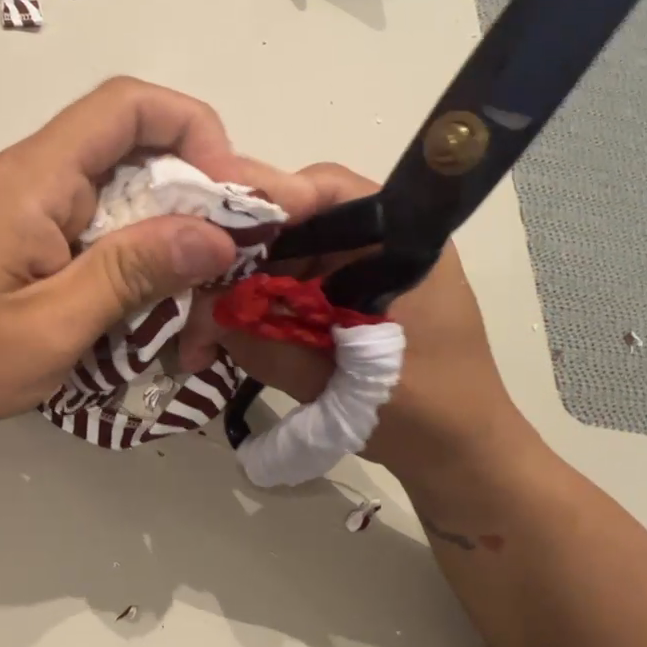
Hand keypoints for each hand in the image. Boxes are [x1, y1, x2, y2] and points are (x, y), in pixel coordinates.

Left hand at [0, 78, 245, 435]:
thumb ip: (132, 272)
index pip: (130, 105)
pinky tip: (141, 307)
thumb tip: (218, 232)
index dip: (196, 130)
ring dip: (162, 235)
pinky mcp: (11, 239)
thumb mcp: (51, 326)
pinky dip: (125, 257)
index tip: (231, 197)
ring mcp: (17, 208)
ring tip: (194, 296)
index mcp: (35, 179)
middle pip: (131, 148)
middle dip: (195, 194)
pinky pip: (85, 227)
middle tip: (234, 257)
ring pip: (113, 194)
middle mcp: (28, 176)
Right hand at [177, 161, 535, 485]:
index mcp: (398, 243)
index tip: (211, 240)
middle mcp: (373, 244)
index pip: (323, 189)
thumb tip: (202, 312)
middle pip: (285, 227)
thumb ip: (270, 344)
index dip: (263, 203)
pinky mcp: (335, 301)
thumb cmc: (422, 412)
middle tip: (188, 306)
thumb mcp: (339, 380)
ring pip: (273, 261)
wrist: (458, 457)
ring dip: (232, 296)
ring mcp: (351, 273)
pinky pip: (279, 290)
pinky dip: (248, 314)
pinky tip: (217, 344)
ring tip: (198, 343)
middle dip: (231, 263)